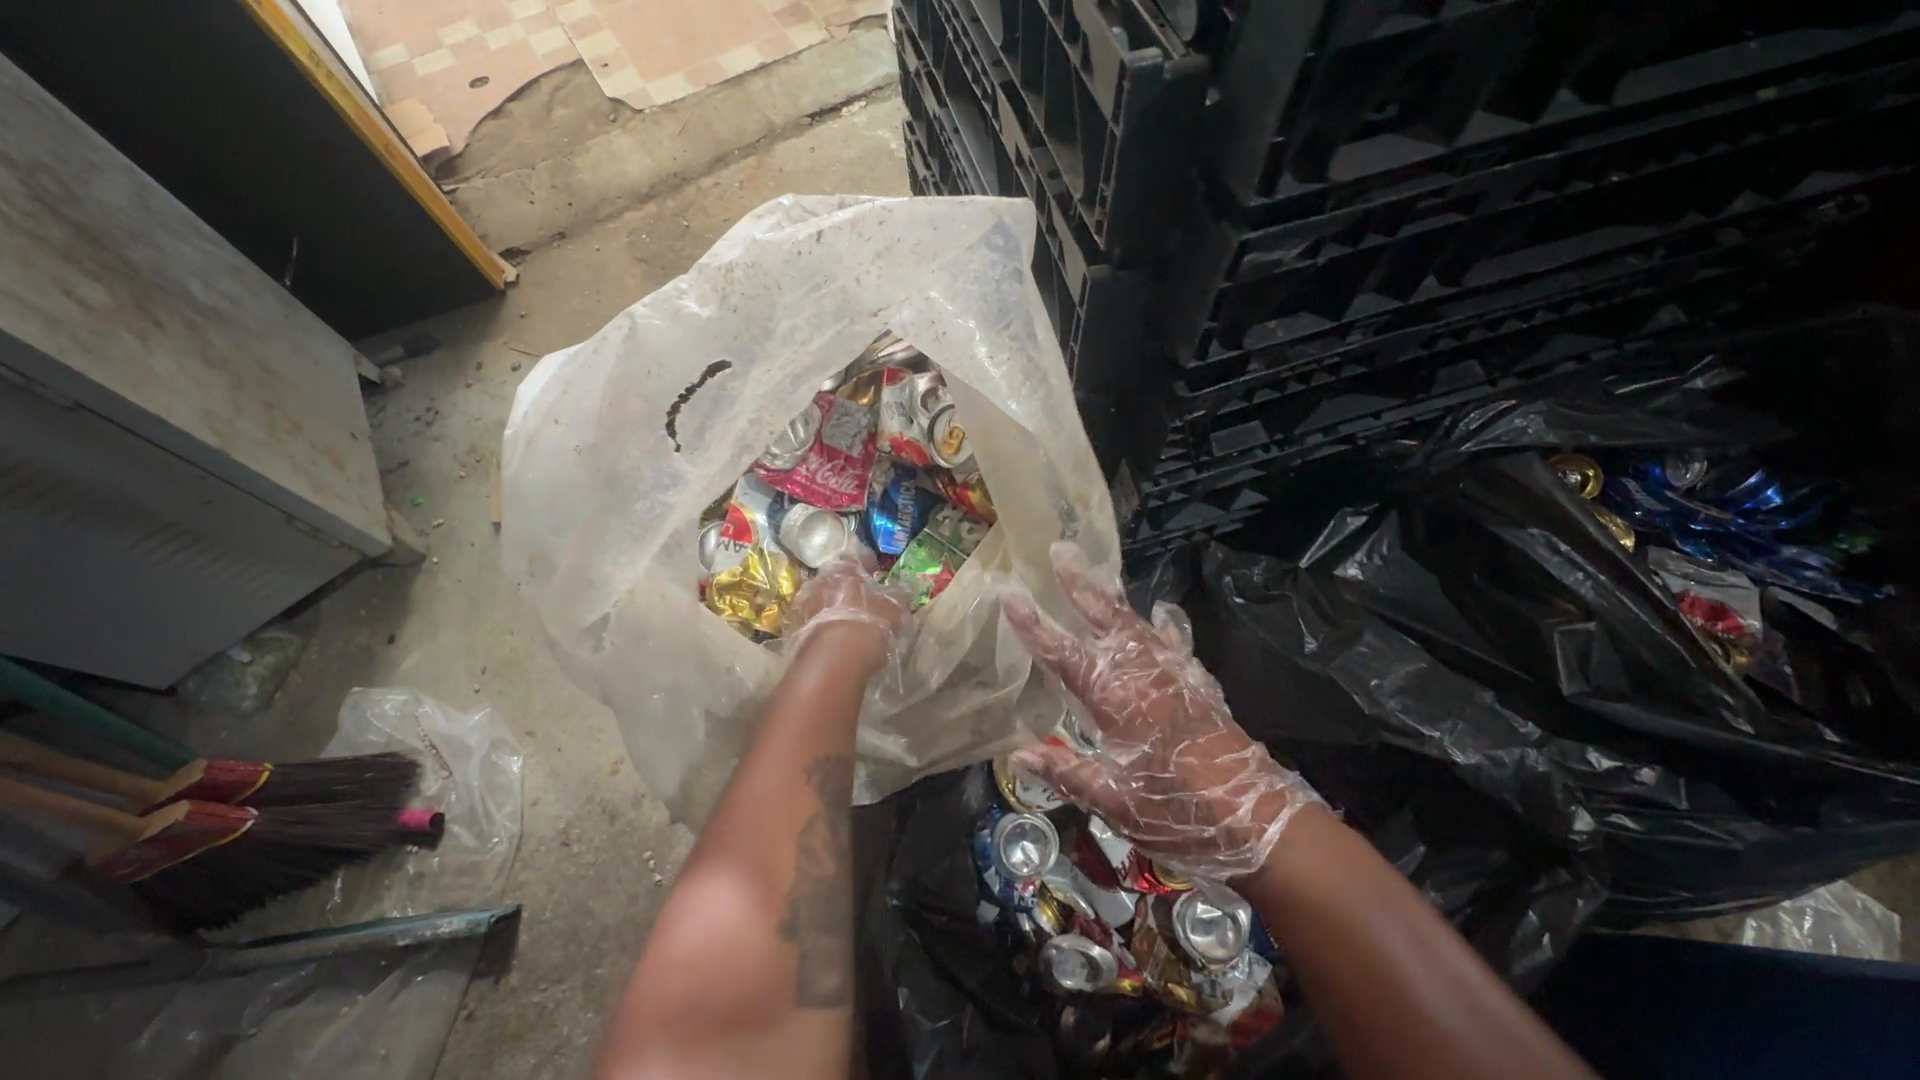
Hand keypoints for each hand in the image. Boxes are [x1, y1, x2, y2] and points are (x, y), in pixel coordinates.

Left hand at [784, 557, 913, 673]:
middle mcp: (820, 579)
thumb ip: (900, 593)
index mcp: (845, 568)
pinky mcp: (793, 628)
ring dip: (832, 607)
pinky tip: (830, 640)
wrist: (832, 660)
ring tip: (845, 623)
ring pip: (821, 599)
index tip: (877, 571)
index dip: (870, 563)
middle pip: (836, 578)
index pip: (859, 556)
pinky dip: (820, 626)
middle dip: (847, 587)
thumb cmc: (868, 625)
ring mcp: (803, 604)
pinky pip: (810, 621)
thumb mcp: (895, 608)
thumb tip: (905, 585)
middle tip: (862, 600)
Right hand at [1003, 542, 1322, 879]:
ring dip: (1117, 598)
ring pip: (1142, 626)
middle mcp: (1149, 679)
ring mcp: (1179, 679)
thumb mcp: (1118, 805)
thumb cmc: (1183, 816)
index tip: (1010, 596)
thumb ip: (1070, 774)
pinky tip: (1164, 613)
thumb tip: (1020, 754)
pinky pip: (1177, 644)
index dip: (1036, 628)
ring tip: (1102, 571)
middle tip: (1062, 549)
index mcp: (1121, 704)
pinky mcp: (1201, 689)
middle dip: (1082, 586)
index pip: (1067, 658)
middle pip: (1110, 623)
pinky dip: (1166, 625)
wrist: (1260, 820)